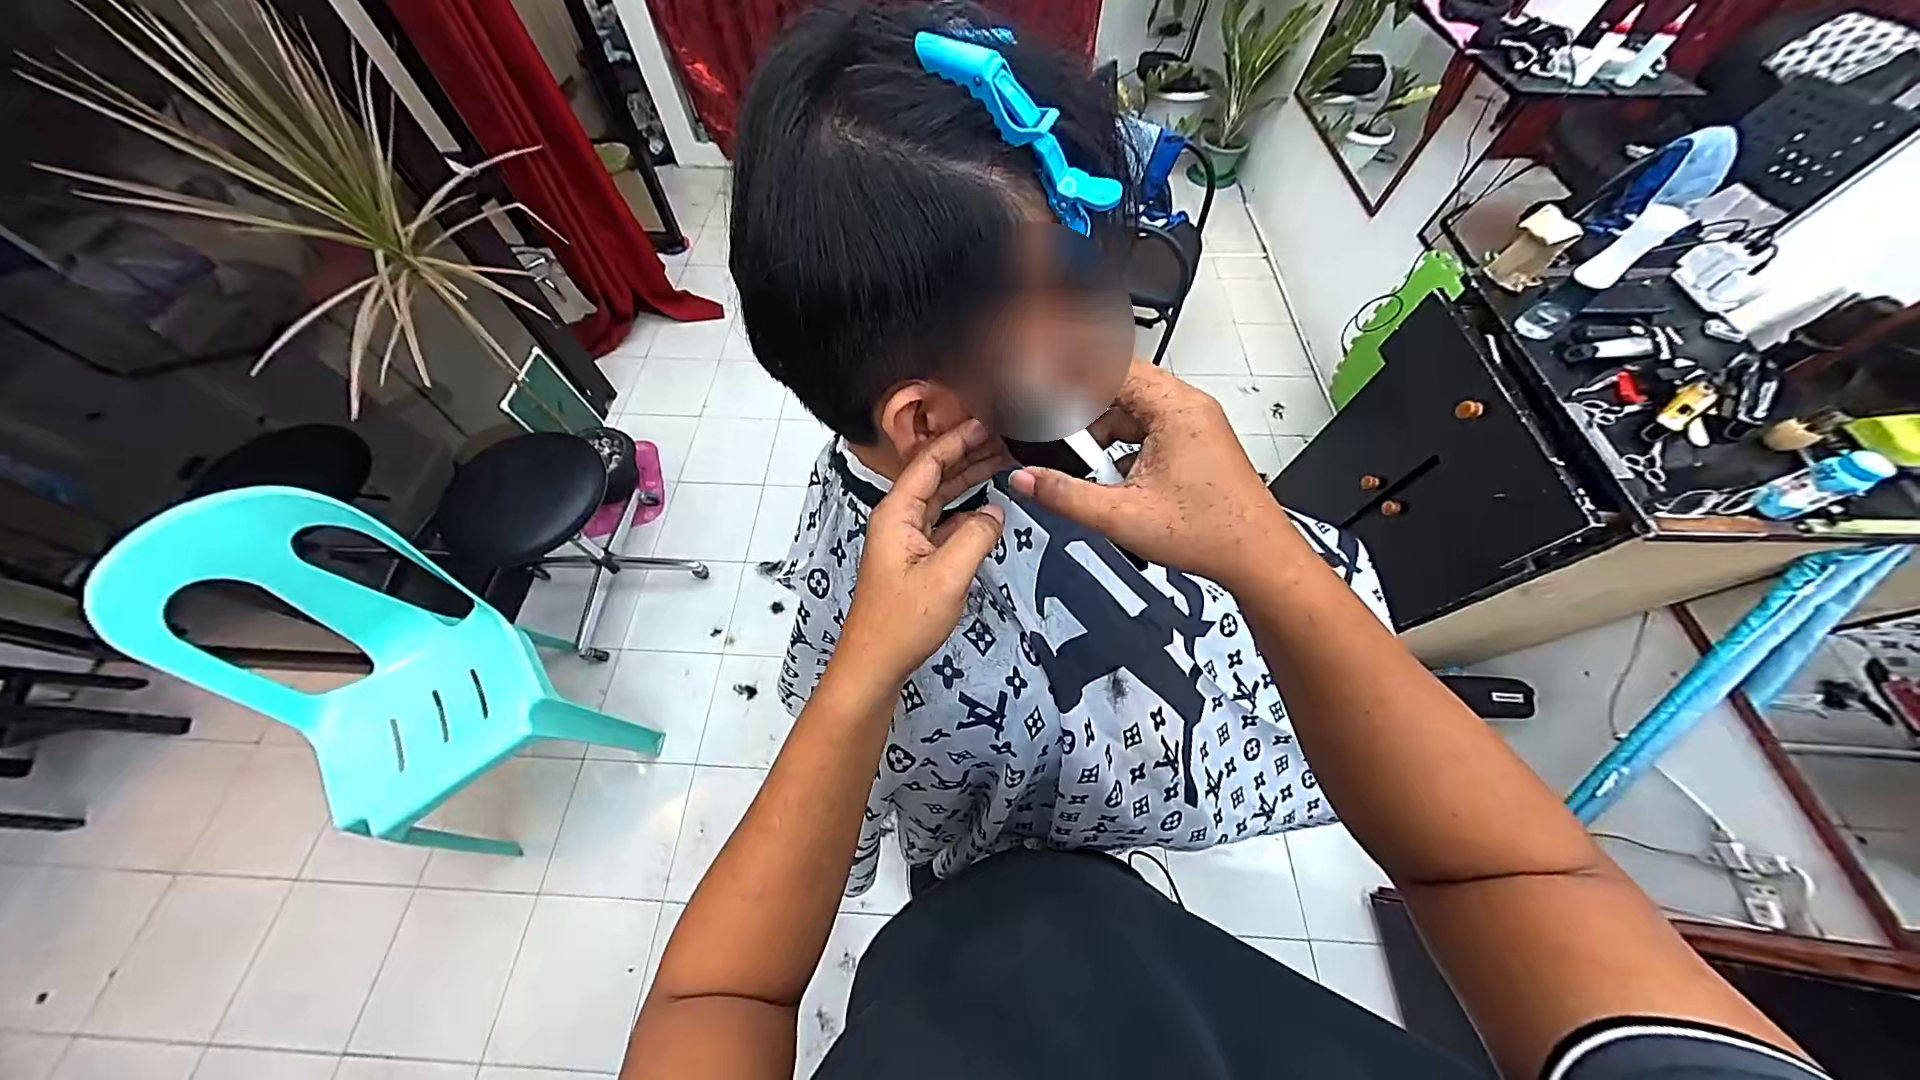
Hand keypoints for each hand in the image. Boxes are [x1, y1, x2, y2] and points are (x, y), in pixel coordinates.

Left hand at [836, 420, 1006, 689]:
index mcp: (897, 514)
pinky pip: (943, 523)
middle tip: (1000, 441)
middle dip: (967, 455)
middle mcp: (898, 520)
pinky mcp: (913, 559)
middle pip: (934, 476)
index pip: (928, 462)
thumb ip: (976, 537)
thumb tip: (994, 513)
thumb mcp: (947, 576)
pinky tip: (986, 510)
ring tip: (999, 464)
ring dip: (967, 481)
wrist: (875, 663)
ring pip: (940, 498)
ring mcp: (905, 540)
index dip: (957, 440)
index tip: (983, 424)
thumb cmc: (900, 623)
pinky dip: (966, 512)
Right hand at [1008, 363, 1294, 586]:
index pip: (1110, 368)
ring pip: (1131, 408)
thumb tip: (1027, 480)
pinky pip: (1146, 427)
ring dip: (1101, 430)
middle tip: (1057, 435)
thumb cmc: (1213, 533)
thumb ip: (1065, 495)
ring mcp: (1193, 424)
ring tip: (1087, 465)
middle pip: (1118, 385)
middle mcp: (1188, 408)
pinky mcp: (1193, 442)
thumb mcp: (1122, 516)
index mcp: (1175, 410)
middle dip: (1082, 409)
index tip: (1043, 389)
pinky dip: (1121, 443)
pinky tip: (1111, 475)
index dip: (1070, 375)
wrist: (1256, 557)